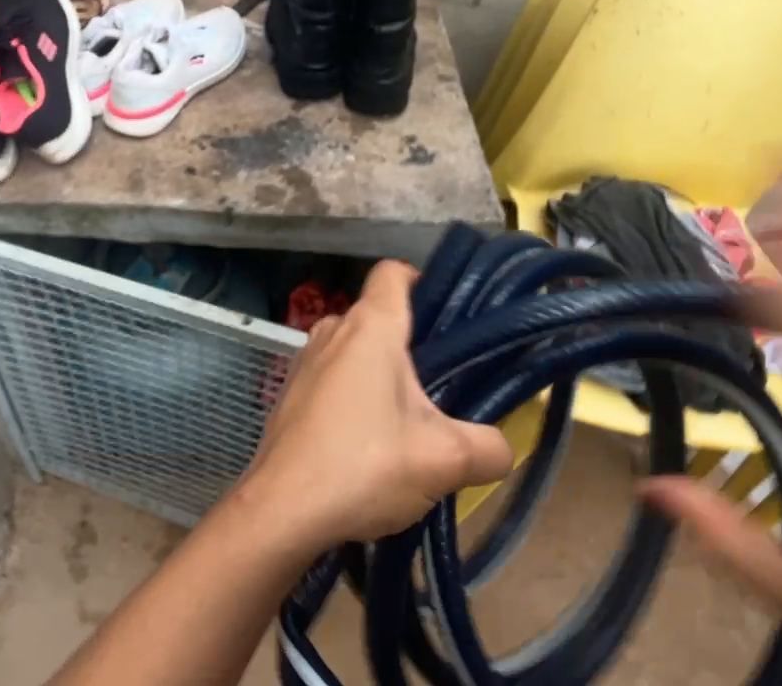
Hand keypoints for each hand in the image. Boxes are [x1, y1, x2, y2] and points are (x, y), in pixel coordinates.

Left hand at [231, 260, 513, 551]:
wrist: (281, 509)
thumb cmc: (363, 466)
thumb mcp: (446, 461)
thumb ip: (490, 447)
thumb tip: (500, 448)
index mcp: (369, 327)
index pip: (394, 273)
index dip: (424, 282)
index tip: (451, 319)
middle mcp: (331, 331)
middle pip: (379, 318)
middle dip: (414, 347)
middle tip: (446, 389)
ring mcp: (304, 361)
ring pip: (356, 353)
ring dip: (383, 379)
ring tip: (411, 425)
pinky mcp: (290, 394)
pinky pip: (333, 379)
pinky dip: (355, 399)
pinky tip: (369, 445)